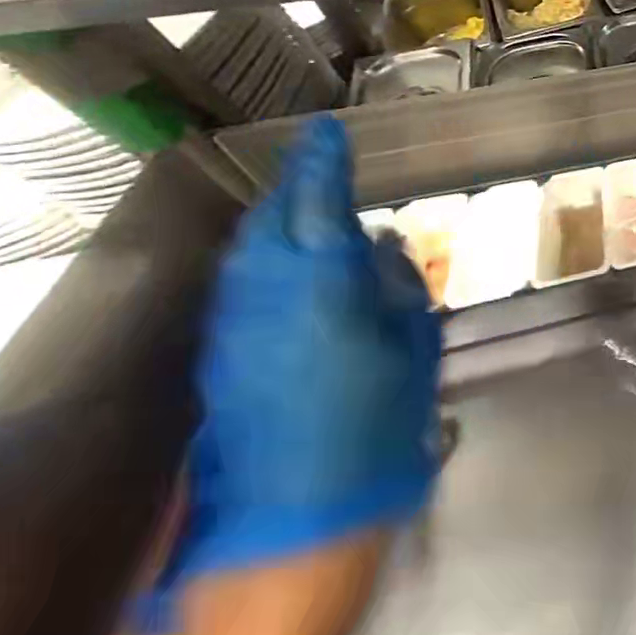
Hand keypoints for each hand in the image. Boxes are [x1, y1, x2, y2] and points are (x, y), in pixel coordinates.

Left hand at [174, 115, 441, 577]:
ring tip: (312, 215)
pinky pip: (244, 282)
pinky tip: (295, 270)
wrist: (304, 504)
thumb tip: (382, 244)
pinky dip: (267, 259)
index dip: (324, 162)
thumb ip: (398, 285)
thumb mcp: (414, 344)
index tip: (329, 130)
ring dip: (279, 222)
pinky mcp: (221, 349)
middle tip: (325, 174)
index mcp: (325, 283)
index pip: (317, 202)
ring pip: (250, 249)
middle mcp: (266, 291)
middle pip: (272, 219)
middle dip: (296, 190)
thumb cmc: (382, 417)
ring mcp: (235, 321)